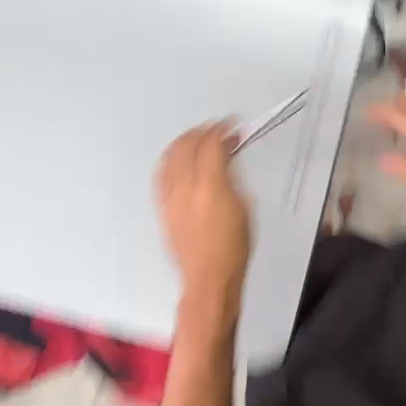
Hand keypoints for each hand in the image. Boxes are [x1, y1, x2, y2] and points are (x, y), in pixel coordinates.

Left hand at [155, 121, 252, 309]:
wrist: (208, 279)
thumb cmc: (232, 249)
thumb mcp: (244, 207)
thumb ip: (232, 177)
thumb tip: (226, 159)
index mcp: (210, 187)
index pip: (211, 145)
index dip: (222, 130)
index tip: (230, 126)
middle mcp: (186, 188)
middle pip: (188, 145)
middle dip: (202, 131)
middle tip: (216, 129)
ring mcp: (170, 197)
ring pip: (171, 156)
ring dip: (184, 142)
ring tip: (196, 138)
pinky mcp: (162, 207)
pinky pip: (161, 174)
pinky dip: (170, 160)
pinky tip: (176, 158)